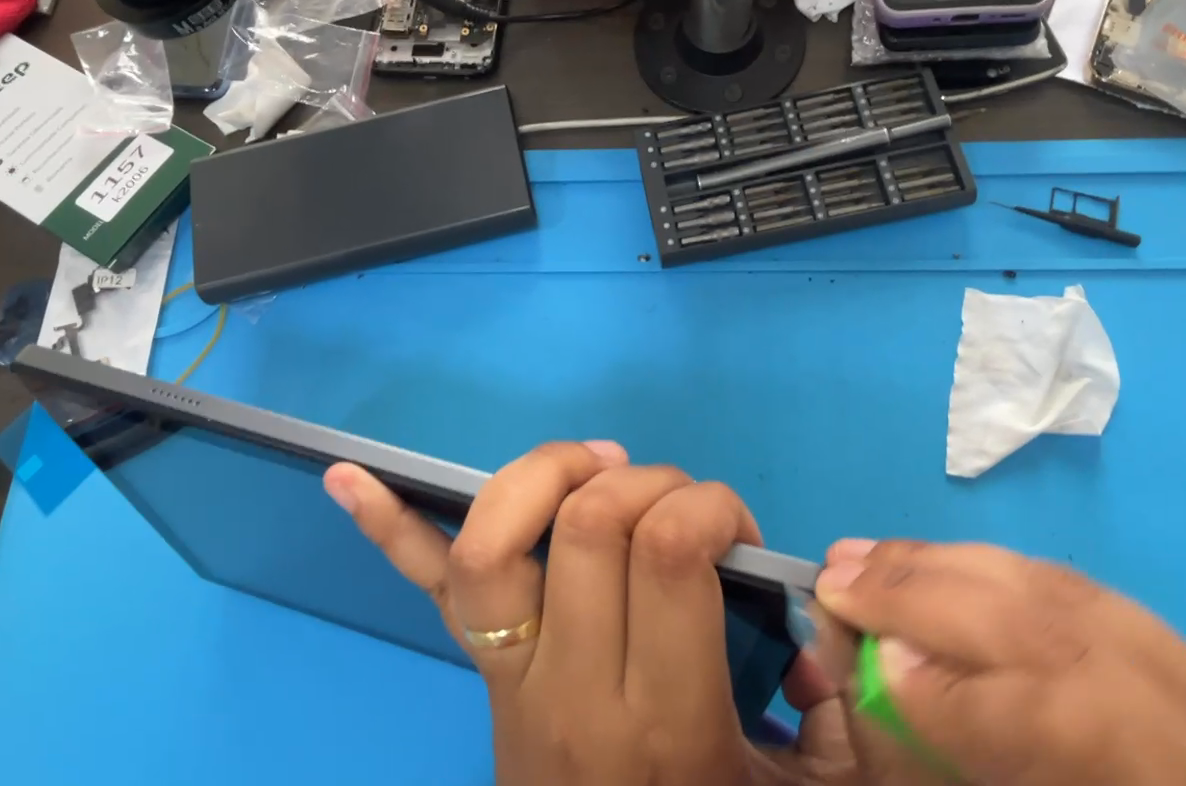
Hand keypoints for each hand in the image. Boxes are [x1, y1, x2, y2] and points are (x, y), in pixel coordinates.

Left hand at [324, 442, 859, 785]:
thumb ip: (837, 710)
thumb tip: (813, 611)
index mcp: (663, 717)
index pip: (664, 549)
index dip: (710, 506)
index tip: (736, 530)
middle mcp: (572, 686)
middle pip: (587, 523)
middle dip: (648, 480)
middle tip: (677, 502)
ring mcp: (510, 674)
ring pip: (493, 540)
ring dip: (545, 473)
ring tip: (595, 467)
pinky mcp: (481, 668)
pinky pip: (425, 589)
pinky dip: (386, 526)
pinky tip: (349, 477)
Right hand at [813, 540, 1185, 785]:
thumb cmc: (1144, 782)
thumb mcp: (1059, 779)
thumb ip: (985, 737)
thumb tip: (908, 681)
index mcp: (1124, 736)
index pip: (1029, 710)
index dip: (939, 692)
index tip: (866, 666)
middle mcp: (1148, 681)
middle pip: (1016, 618)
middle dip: (911, 592)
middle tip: (831, 576)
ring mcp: (1151, 641)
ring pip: (1025, 580)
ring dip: (931, 560)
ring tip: (860, 553)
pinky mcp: (1143, 620)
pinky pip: (1045, 574)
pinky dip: (975, 559)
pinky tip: (934, 559)